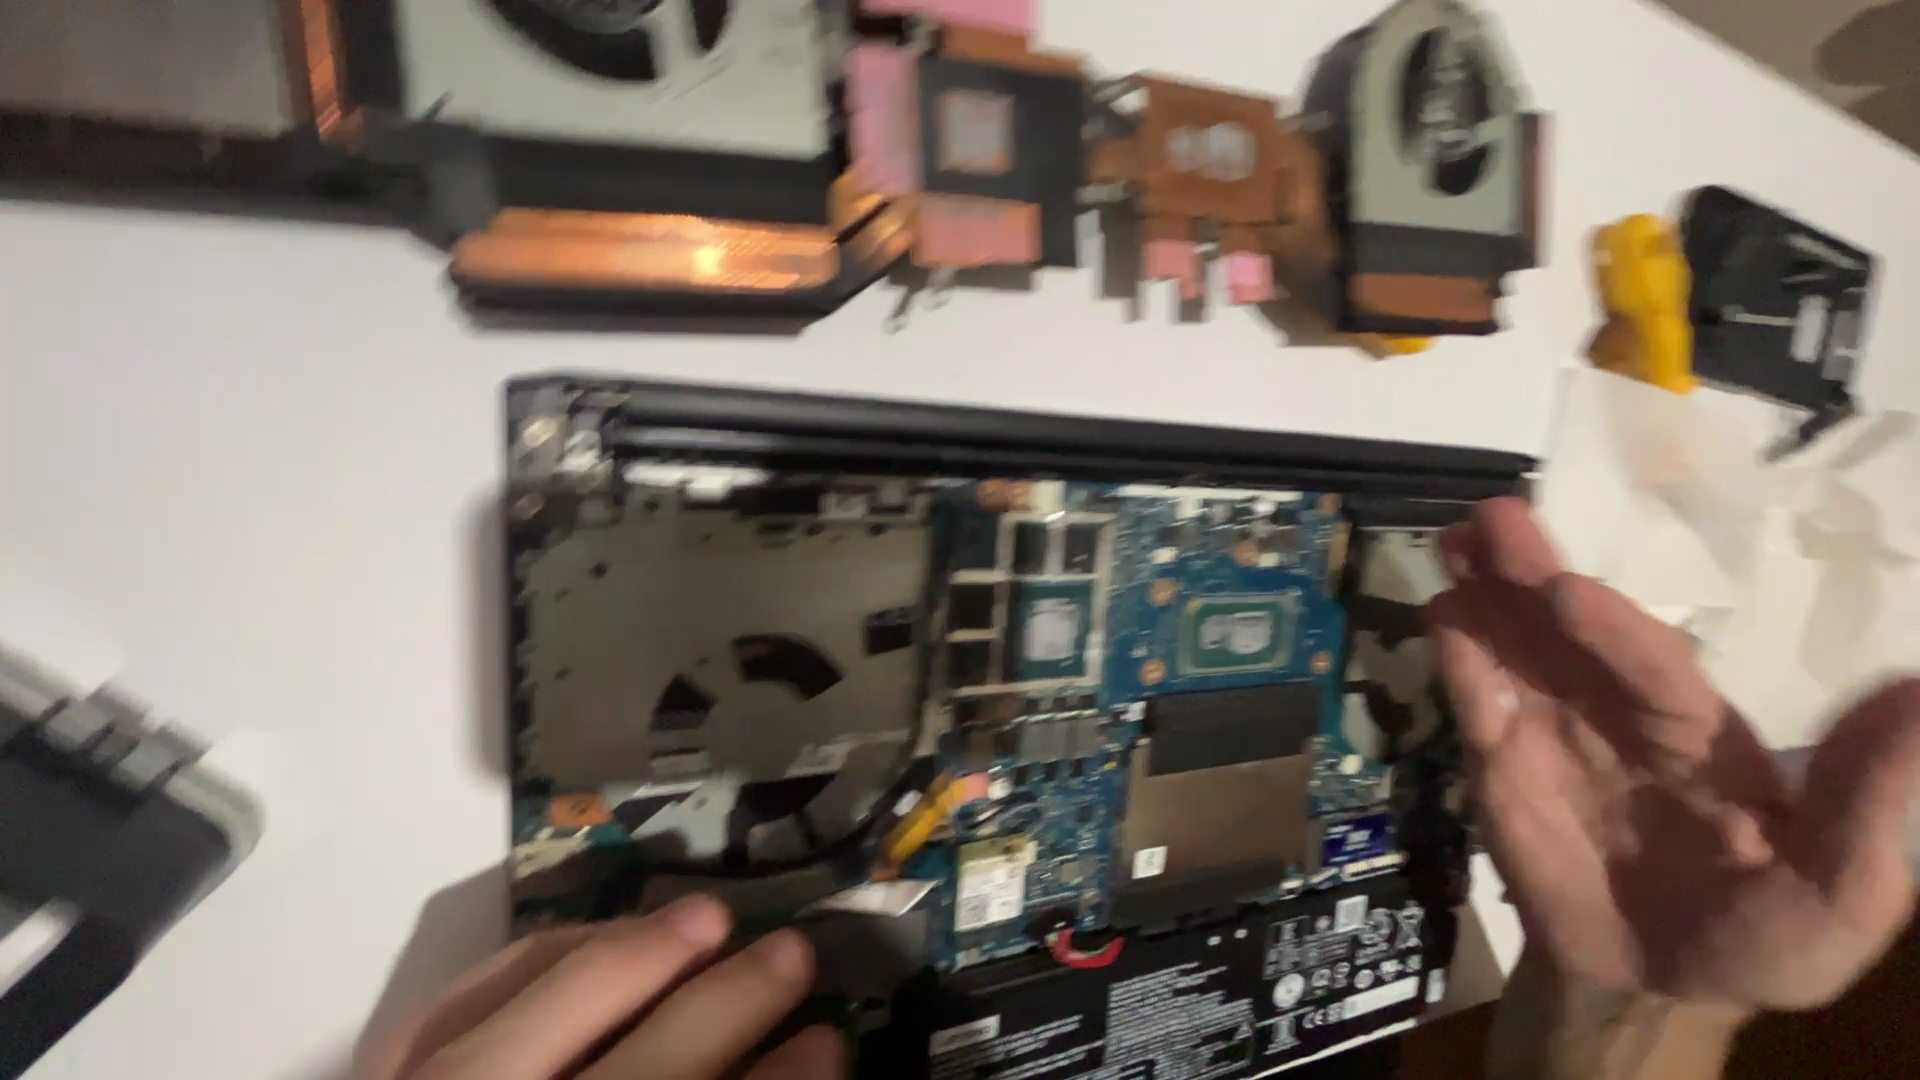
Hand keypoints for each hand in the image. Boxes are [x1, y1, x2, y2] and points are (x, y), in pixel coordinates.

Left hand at [361, 895, 839, 1079]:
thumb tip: (798, 1069)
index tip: (832, 1043)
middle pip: (645, 1070)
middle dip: (732, 1003)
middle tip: (797, 954)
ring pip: (546, 1011)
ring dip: (640, 954)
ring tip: (711, 914)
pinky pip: (463, 997)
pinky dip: (547, 950)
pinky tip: (605, 932)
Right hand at [1427, 498, 1919, 1009]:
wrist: (1643, 973)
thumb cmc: (1757, 937)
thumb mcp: (1838, 889)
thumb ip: (1862, 796)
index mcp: (1698, 729)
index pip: (1651, 667)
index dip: (1611, 629)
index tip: (1564, 588)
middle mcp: (1614, 707)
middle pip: (1567, 633)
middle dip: (1530, 572)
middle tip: (1491, 516)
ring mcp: (1547, 725)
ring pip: (1511, 646)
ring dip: (1482, 593)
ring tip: (1450, 543)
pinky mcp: (1494, 753)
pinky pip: (1472, 697)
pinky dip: (1454, 655)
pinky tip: (1439, 612)